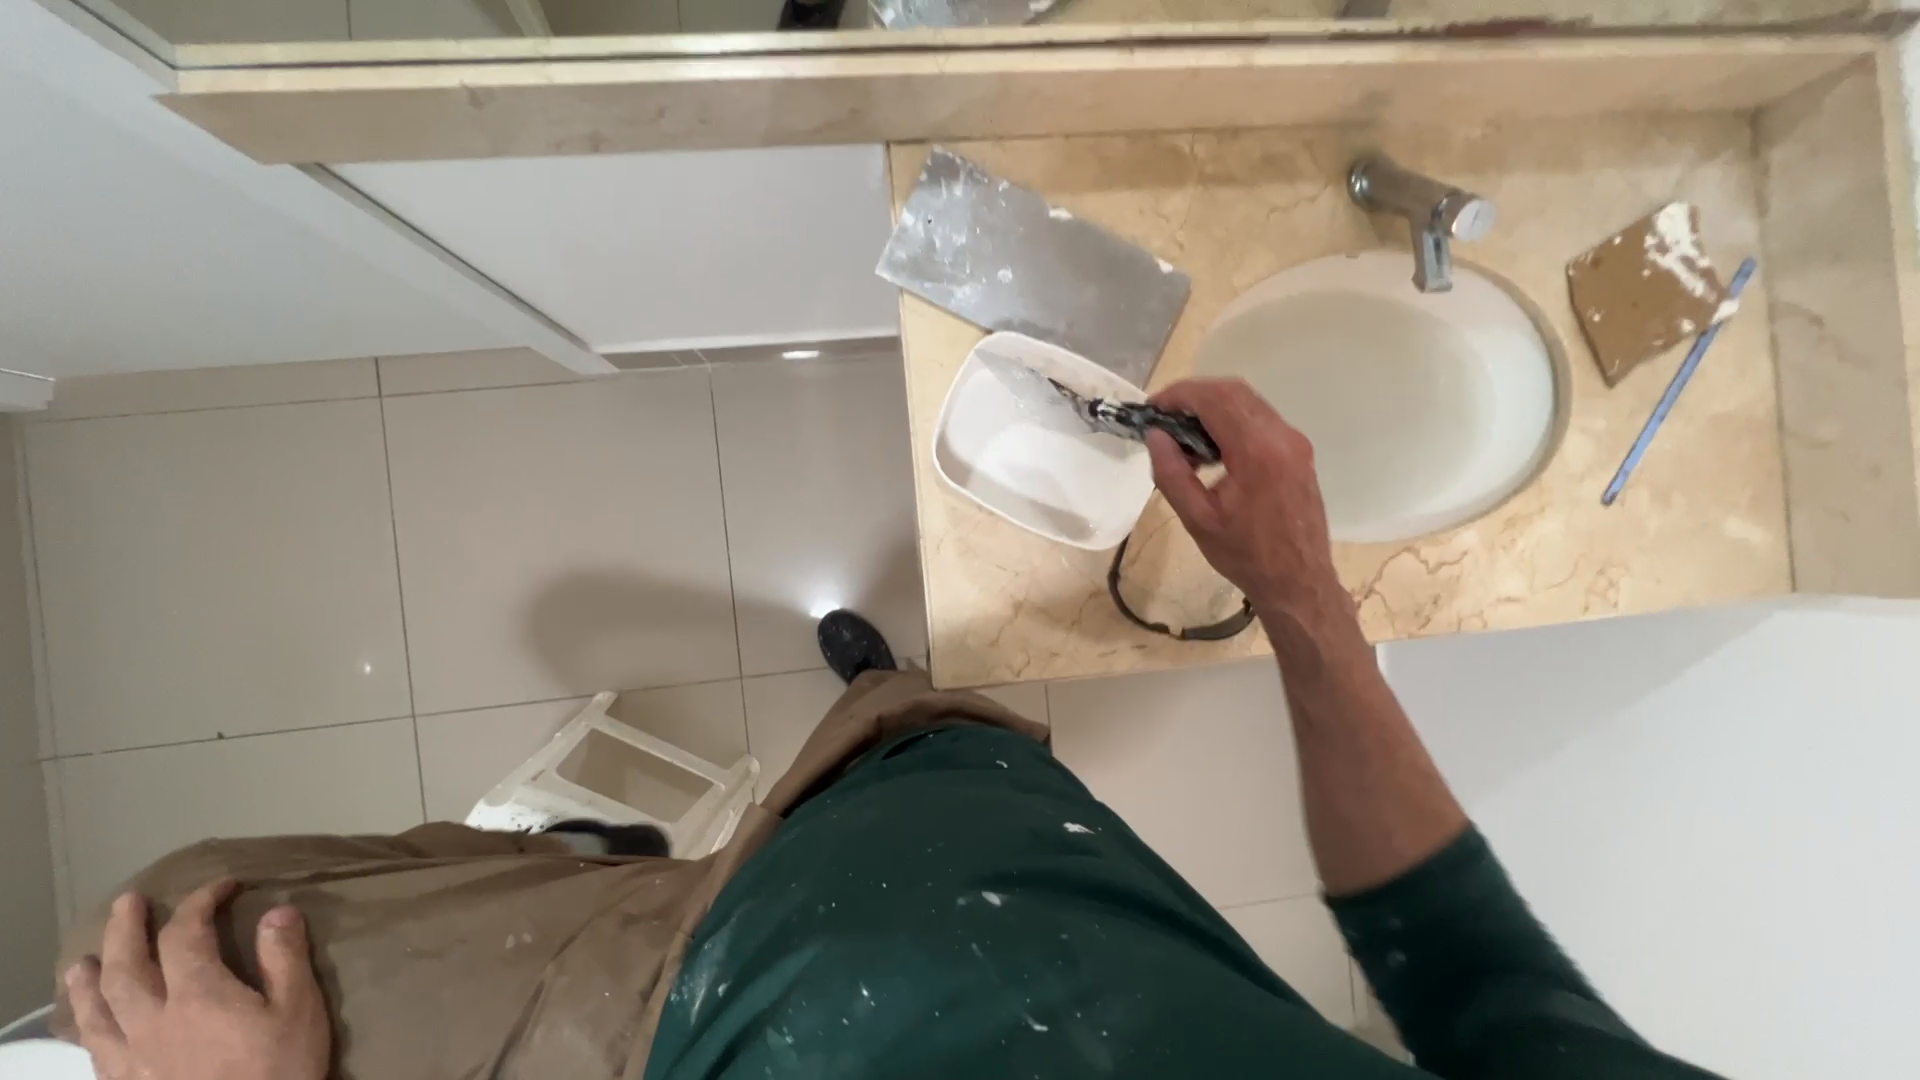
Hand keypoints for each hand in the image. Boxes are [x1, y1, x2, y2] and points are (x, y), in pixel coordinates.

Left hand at [65, 880, 330, 1079]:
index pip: (186, 936)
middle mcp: (153, 1020)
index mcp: (198, 995)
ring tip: (83, 960)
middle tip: (129, 901)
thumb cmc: (279, 1064)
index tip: (225, 885)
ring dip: (90, 979)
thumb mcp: (298, 1006)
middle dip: (127, 930)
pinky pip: (93, 1046)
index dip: (200, 903)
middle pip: (127, 968)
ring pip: (97, 1010)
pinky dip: (86, 1023)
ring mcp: (130, 1056)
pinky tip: (90, 1020)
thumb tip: (277, 911)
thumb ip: (284, 957)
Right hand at [1145, 378, 1351, 628]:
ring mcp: (1295, 443)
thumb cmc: (1244, 555)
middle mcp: (1282, 437)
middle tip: (1163, 419)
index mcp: (1257, 451)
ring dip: (1212, 409)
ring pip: (1248, 403)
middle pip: (1234, 392)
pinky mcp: (1298, 452)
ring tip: (1183, 439)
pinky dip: (1230, 422)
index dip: (1179, 395)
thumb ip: (1171, 472)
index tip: (1152, 408)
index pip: (1215, 399)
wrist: (1298, 581)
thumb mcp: (1197, 518)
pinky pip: (1260, 421)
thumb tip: (1154, 434)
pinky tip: (1210, 452)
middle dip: (1194, 396)